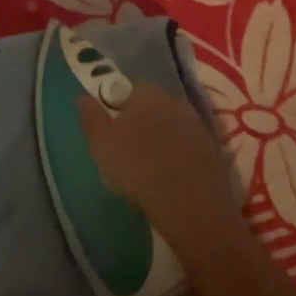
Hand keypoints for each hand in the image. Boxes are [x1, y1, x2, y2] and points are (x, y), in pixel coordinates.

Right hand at [76, 83, 236, 225]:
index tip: (109, 129)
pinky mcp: (212, 150)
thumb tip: (83, 96)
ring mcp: (197, 125)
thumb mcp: (100, 143)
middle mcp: (174, 101)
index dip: (115, 106)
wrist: (190, 207)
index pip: (126, 88)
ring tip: (148, 166)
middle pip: (150, 106)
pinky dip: (177, 155)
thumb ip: (90, 116)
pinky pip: (186, 146)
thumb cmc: (137, 168)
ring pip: (169, 126)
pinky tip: (169, 176)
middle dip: (138, 121)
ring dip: (159, 139)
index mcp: (146, 92)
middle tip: (125, 148)